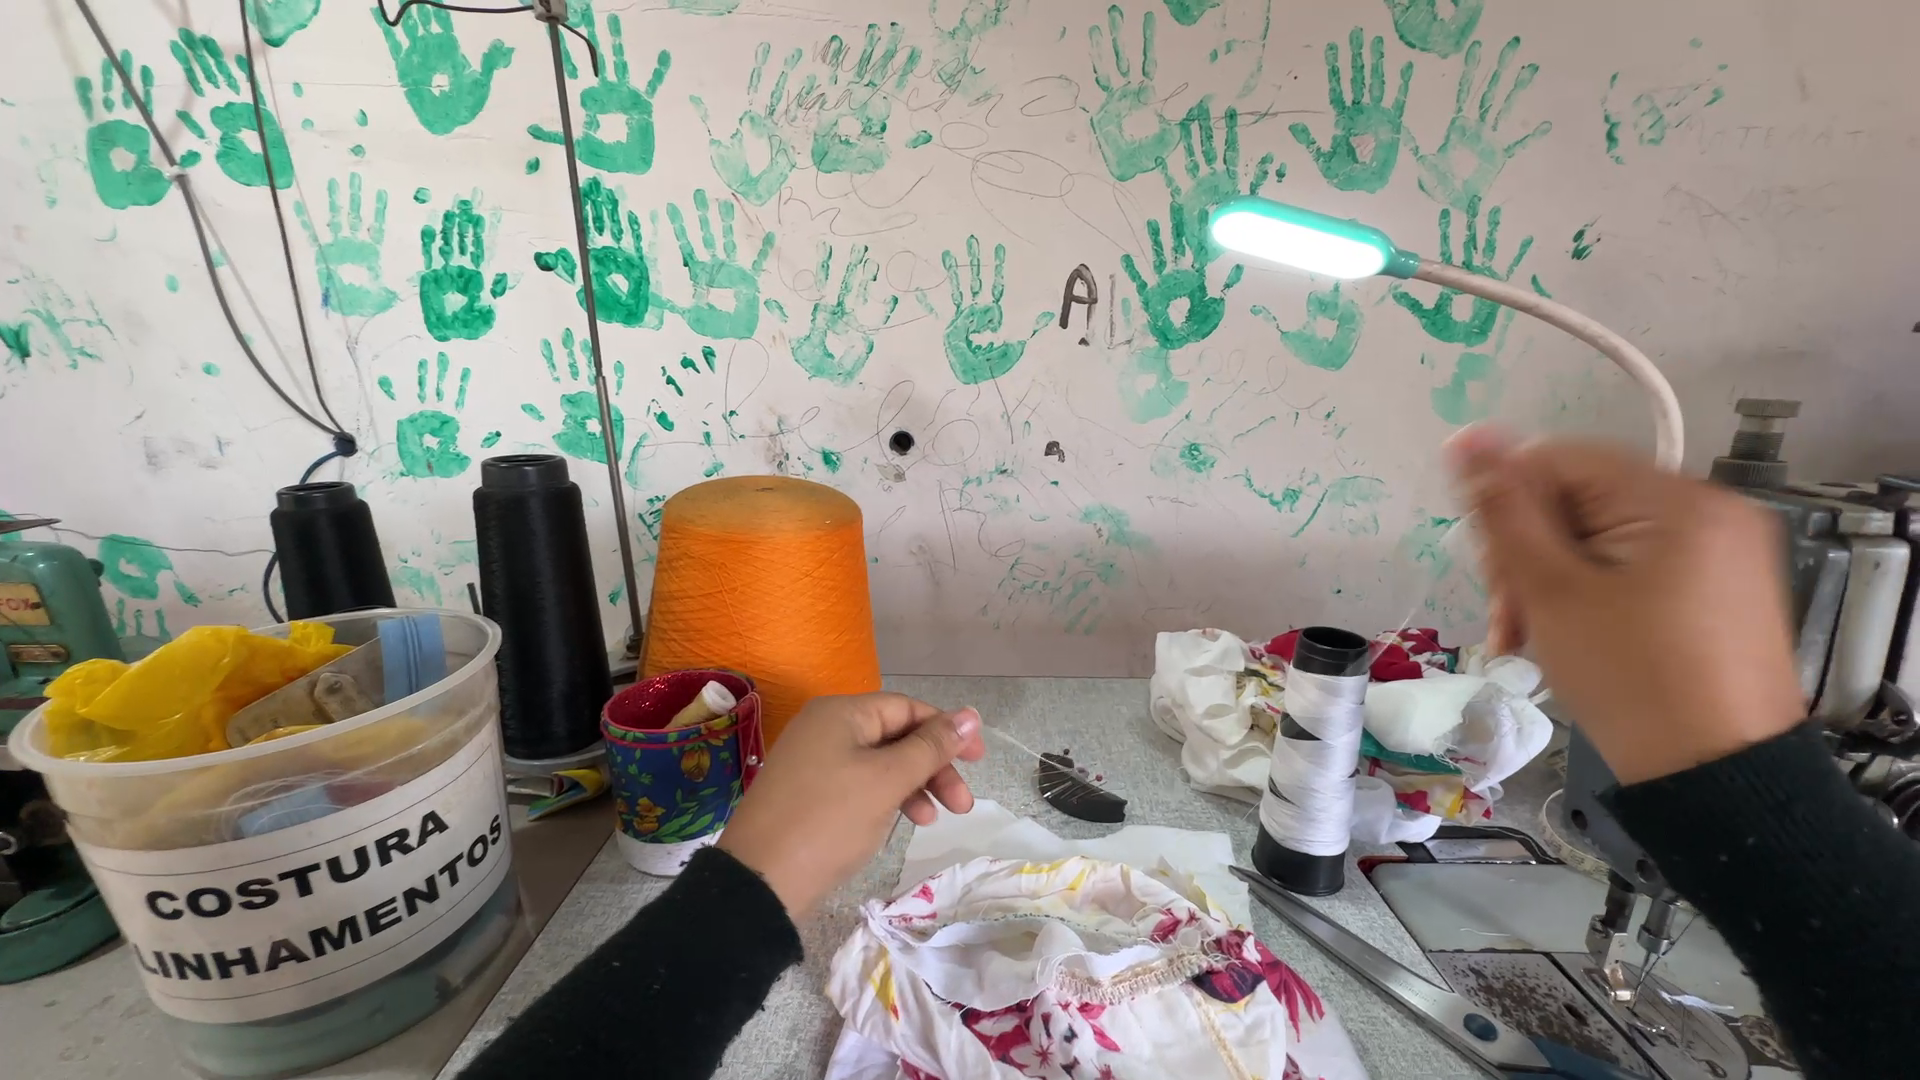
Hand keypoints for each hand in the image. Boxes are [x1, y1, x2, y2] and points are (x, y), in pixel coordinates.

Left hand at [718, 694, 985, 916]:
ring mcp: (814, 761)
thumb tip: (970, 714)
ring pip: (880, 763)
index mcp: (841, 713)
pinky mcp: (809, 793)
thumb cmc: (828, 821)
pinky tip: (902, 823)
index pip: (907, 708)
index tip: (978, 760)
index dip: (946, 730)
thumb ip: (930, 747)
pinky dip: (886, 798)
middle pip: (896, 736)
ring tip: (935, 821)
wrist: (757, 884)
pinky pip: (860, 783)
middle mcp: (826, 727)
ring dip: (914, 786)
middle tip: (963, 804)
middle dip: (933, 766)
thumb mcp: (886, 781)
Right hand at [1448, 428, 1802, 783]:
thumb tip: (1465, 437)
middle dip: (1523, 554)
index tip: (1490, 566)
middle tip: (1507, 612)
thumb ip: (1503, 507)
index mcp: (1675, 500)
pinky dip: (1577, 592)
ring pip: (1587, 536)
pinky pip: (1620, 565)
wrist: (1710, 772)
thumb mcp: (1548, 586)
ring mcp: (1713, 551)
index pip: (1554, 461)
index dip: (1505, 505)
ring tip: (1523, 634)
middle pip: (1571, 501)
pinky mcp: (1708, 585)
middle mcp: (1706, 511)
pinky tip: (1556, 632)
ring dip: (1540, 579)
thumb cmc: (1625, 673)